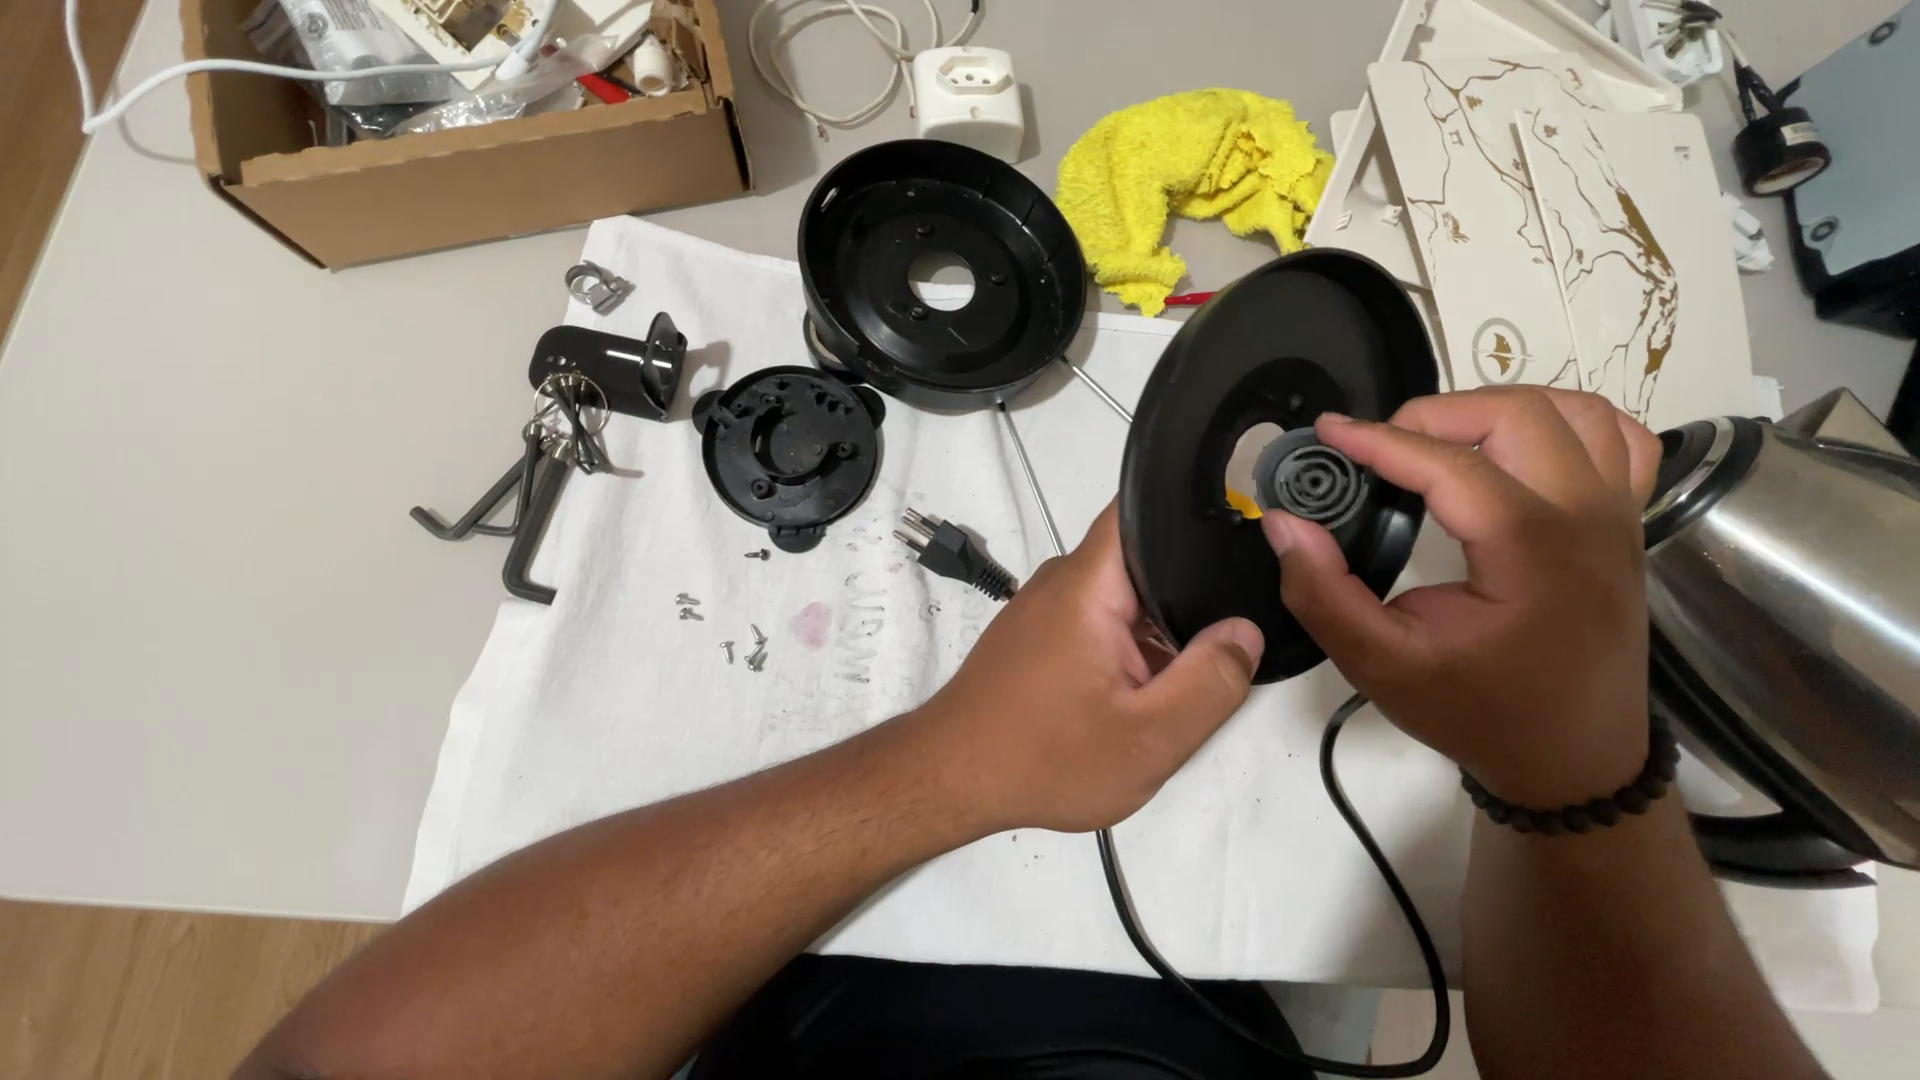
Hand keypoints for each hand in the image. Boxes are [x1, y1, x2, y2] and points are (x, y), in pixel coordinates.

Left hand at [911, 505, 1264, 834]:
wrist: (953, 779)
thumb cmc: (1044, 758)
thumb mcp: (1148, 739)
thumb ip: (1209, 682)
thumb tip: (1244, 631)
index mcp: (1087, 586)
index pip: (1139, 511)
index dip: (1191, 510)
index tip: (1240, 528)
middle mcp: (1062, 581)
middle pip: (1140, 560)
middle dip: (1189, 588)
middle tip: (1236, 624)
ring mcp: (1045, 607)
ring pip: (1122, 597)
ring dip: (1158, 626)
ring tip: (1197, 665)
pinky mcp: (1037, 634)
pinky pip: (1097, 619)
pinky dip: (1128, 643)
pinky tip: (1146, 684)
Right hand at [1263, 387, 1662, 806]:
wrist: (1571, 759)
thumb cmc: (1475, 713)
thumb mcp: (1381, 666)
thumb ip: (1323, 593)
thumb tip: (1285, 522)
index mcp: (1532, 555)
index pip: (1452, 467)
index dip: (1379, 440)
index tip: (1327, 432)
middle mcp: (1587, 522)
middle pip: (1519, 417)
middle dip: (1434, 413)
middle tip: (1378, 443)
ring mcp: (1619, 519)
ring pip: (1573, 412)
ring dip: (1495, 409)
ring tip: (1436, 439)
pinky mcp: (1625, 525)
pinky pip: (1616, 439)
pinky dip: (1562, 421)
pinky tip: (1513, 445)